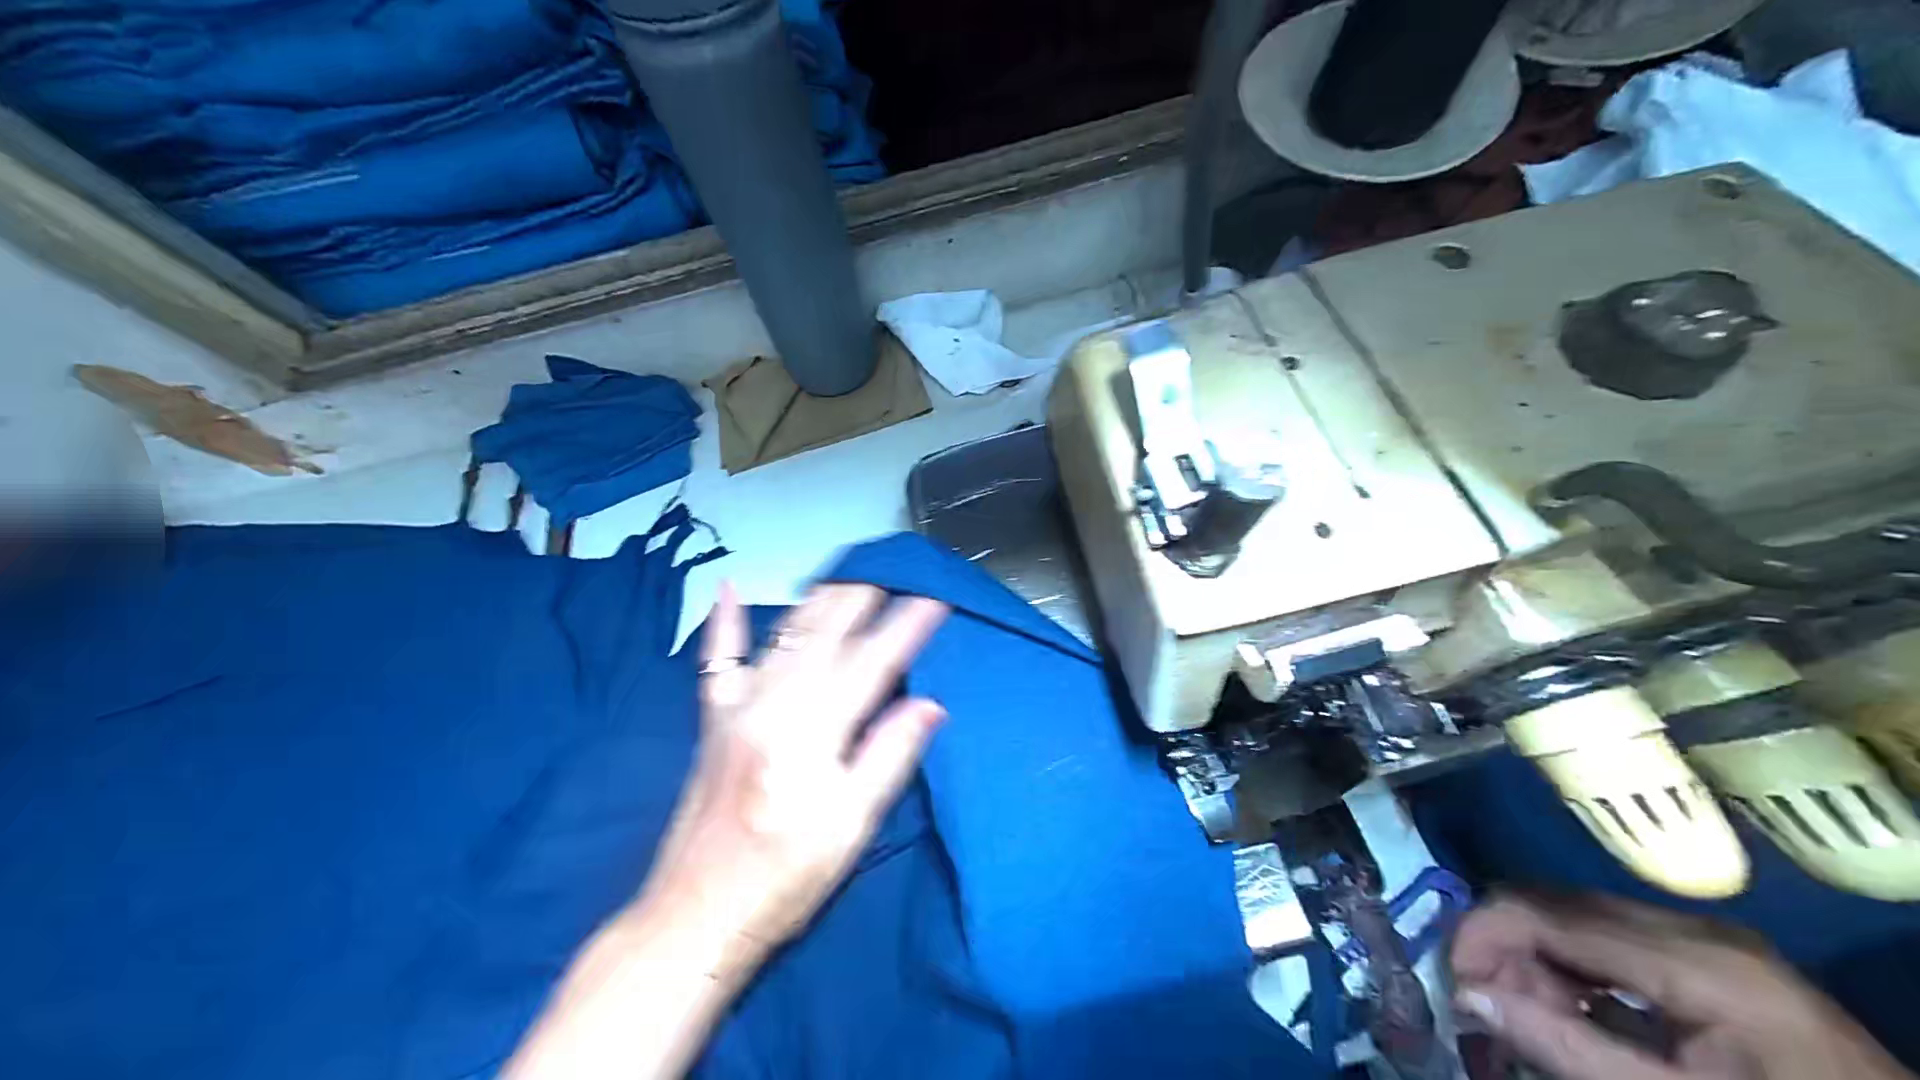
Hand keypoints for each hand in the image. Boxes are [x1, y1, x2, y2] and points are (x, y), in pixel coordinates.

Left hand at [640, 582, 949, 973]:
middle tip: (893, 574)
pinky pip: (716, 660)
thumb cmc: (785, 879)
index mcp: (812, 731)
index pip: (871, 663)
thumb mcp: (851, 826)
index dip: (906, 628)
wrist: (695, 916)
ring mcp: (736, 707)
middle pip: (825, 633)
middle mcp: (772, 704)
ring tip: (848, 577)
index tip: (933, 599)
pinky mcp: (712, 721)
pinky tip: (728, 587)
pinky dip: (724, 622)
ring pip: (782, 636)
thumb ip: (889, 756)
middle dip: (862, 597)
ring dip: (817, 601)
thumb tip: (929, 704)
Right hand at [1450, 895, 1914, 1079]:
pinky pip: (1612, 940)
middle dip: (1505, 948)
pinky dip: (1575, 968)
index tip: (1454, 983)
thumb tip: (1467, 995)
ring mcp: (1708, 940)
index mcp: (1695, 960)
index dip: (1482, 937)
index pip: (1546, 913)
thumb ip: (1566, 1046)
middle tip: (1489, 1005)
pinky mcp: (1713, 958)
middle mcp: (1694, 929)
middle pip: (1556, 906)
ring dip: (1537, 959)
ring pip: (1576, 917)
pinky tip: (1572, 1010)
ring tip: (1531, 1015)